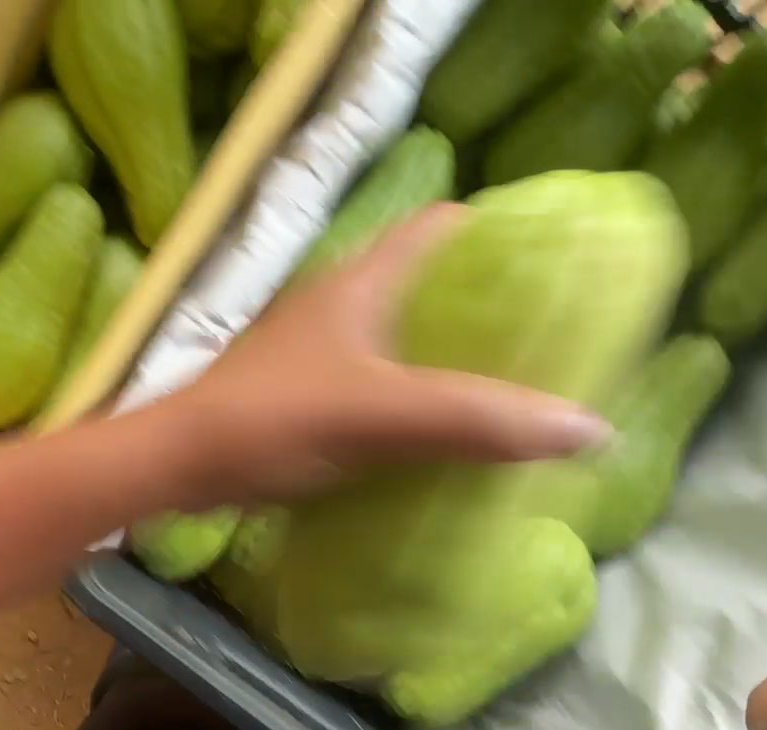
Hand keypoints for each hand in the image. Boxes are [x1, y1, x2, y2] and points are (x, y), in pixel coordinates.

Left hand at [157, 204, 610, 503]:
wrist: (176, 466)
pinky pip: (376, 391)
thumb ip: (476, 420)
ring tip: (510, 399)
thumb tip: (590, 428)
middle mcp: (340, 306)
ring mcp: (317, 355)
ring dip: (449, 367)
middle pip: (431, 290)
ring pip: (401, 345)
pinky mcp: (303, 400)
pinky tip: (440, 442)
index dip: (505, 234)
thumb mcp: (379, 416)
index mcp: (362, 282)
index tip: (565, 271)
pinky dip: (412, 408)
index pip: (443, 227)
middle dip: (487, 315)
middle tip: (550, 351)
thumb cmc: (270, 422)